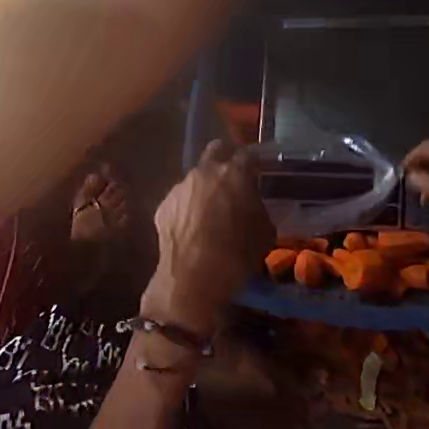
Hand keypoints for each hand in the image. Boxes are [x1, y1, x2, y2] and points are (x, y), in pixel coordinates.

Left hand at [139, 141, 274, 338]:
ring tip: (209, 212)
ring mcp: (180, 186)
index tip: (256, 173)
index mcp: (235, 173)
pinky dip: (187, 207)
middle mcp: (205, 172)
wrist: (193, 278)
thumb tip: (252, 205)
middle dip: (224, 159)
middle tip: (231, 180)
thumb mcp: (265, 232)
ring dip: (204, 187)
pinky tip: (191, 229)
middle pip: (216, 150)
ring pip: (195, 177)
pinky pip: (180, 200)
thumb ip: (259, 209)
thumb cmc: (237, 254)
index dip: (253, 163)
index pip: (248, 154)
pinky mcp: (163, 205)